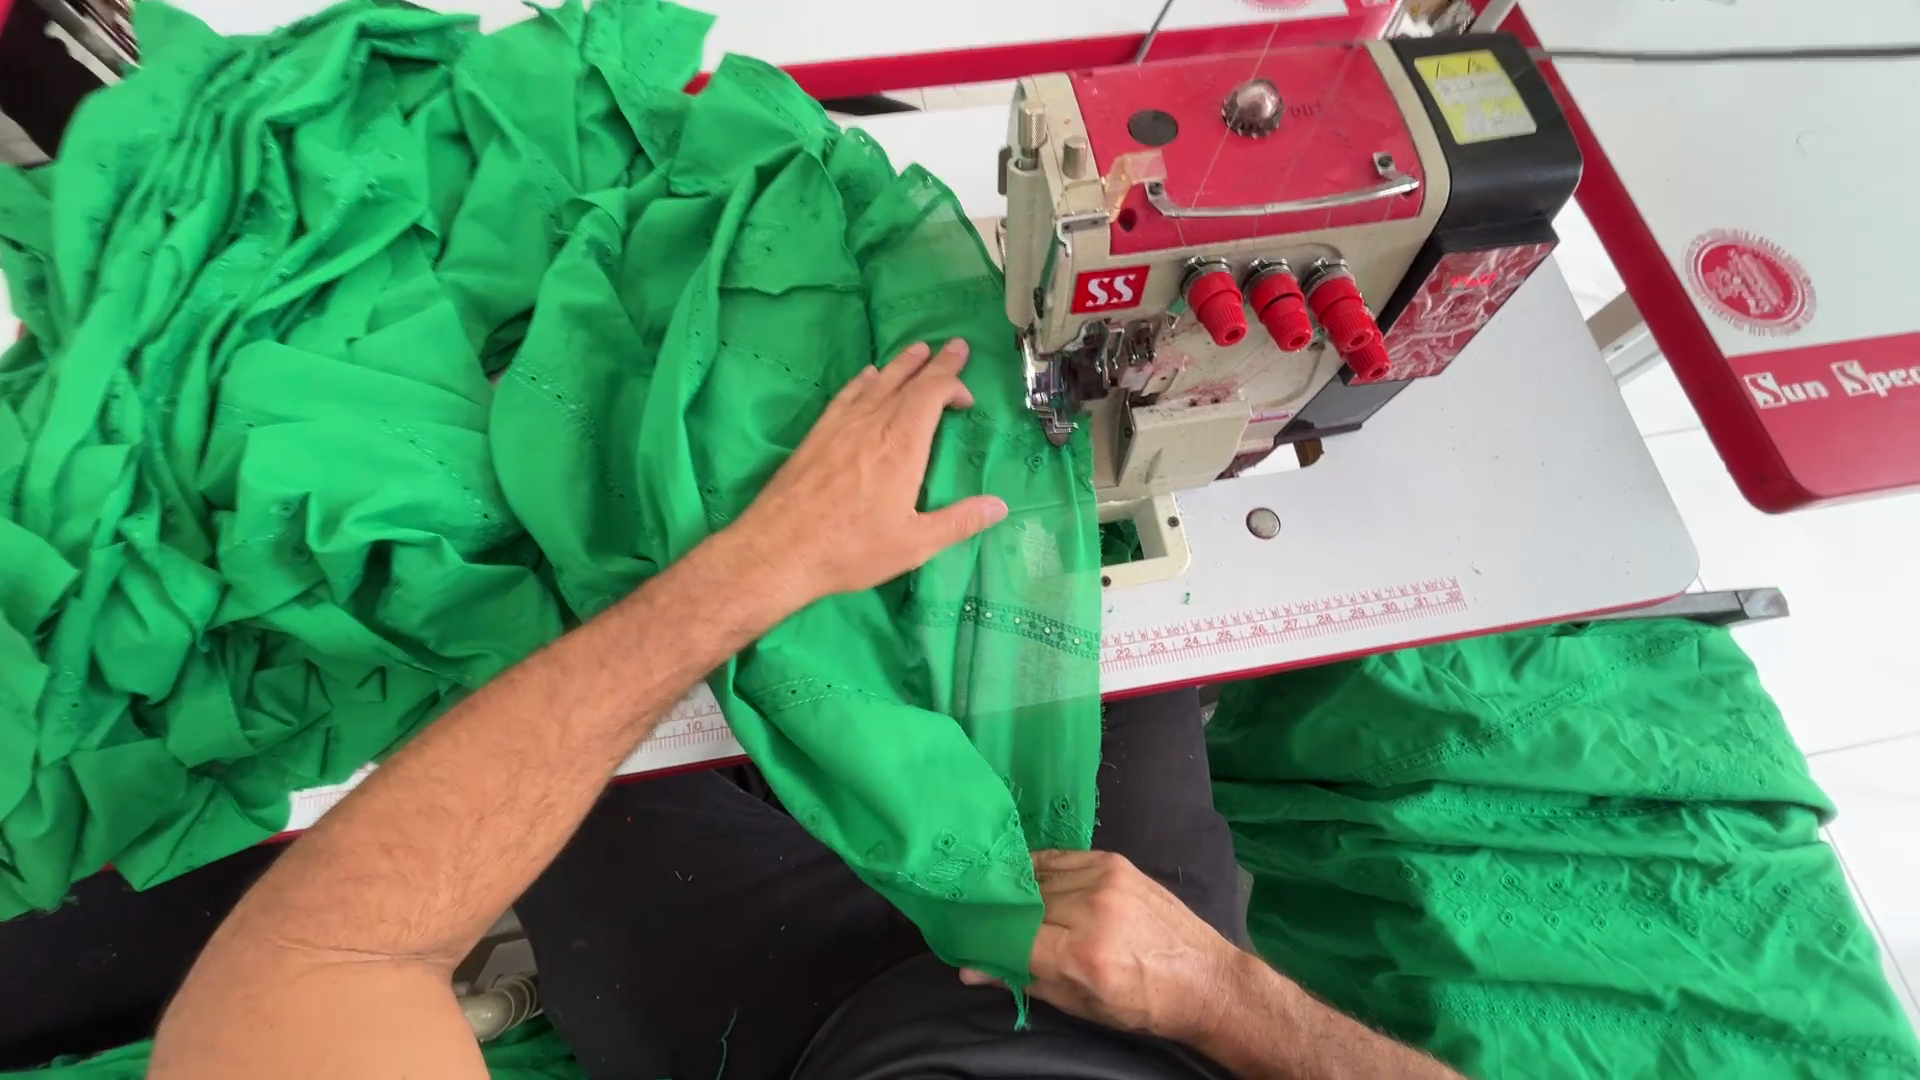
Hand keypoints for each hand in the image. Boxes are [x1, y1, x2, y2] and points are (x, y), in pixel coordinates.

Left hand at [725, 339, 1007, 615]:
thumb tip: (999, 505)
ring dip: (901, 365)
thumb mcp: (915, 544)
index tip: (966, 397)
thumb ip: (959, 522)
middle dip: (935, 364)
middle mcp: (873, 424)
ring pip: (877, 382)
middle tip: (954, 346)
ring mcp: (841, 426)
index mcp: (903, 446)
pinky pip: (847, 394)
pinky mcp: (817, 434)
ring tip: (918, 351)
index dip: (953, 385)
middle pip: (908, 381)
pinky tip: (868, 377)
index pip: (932, 394)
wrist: (779, 549)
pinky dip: (864, 380)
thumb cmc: (851, 549)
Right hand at [962, 850, 1240, 1040]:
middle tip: (983, 918)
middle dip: (1002, 912)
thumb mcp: (1081, 1006)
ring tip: (1007, 900)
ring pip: (1039, 876)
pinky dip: (1041, 869)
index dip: (987, 936)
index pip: (1013, 936)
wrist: (1202, 976)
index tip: (968, 937)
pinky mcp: (1112, 860)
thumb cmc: (1141, 1003)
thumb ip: (1022, 980)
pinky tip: (1033, 879)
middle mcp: (1091, 910)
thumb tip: (969, 968)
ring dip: (1020, 890)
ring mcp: (1103, 879)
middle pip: (1023, 902)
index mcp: (1084, 956)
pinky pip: (1060, 858)